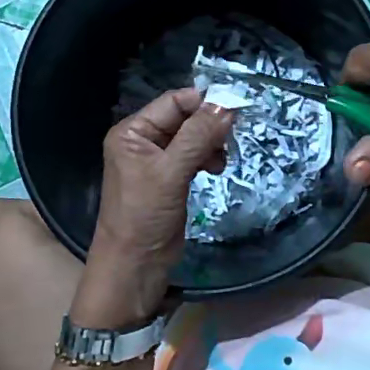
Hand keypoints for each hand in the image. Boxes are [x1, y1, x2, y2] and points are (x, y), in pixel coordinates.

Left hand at [76, 89, 234, 328]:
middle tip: (232, 138)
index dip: (204, 102)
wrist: (134, 268)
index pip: (174, 101)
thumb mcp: (171, 173)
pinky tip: (217, 169)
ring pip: (193, 136)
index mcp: (133, 131)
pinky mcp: (169, 178)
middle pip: (185, 117)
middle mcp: (143, 140)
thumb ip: (197, 137)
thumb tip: (227, 105)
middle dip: (210, 125)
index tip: (236, 108)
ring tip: (222, 160)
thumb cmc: (144, 216)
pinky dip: (208, 158)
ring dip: (211, 143)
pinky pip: (194, 155)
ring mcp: (156, 160)